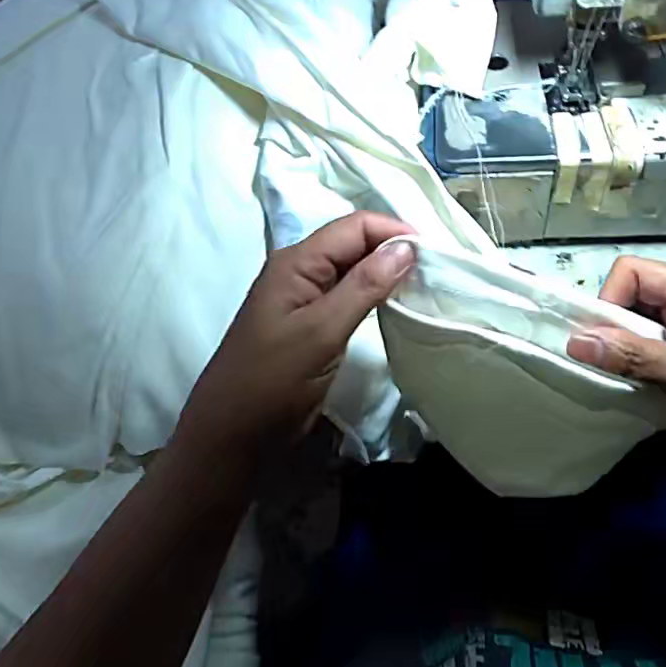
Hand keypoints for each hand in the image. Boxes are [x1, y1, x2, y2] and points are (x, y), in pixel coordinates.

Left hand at [176, 212, 416, 458]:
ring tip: (423, 284)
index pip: (355, 226)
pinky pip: (349, 292)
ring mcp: (305, 295)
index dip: (394, 231)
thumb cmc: (271, 382)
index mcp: (297, 261)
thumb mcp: (321, 332)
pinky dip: (376, 292)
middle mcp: (300, 269)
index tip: (434, 253)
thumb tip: (408, 247)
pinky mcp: (312, 320)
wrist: (230, 440)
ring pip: (354, 267)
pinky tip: (397, 303)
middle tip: (435, 270)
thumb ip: (364, 286)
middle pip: (355, 242)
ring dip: (387, 270)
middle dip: (394, 248)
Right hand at [567, 256, 665, 470]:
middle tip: (600, 362)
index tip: (599, 339)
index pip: (634, 272)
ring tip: (611, 376)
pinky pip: (641, 351)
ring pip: (632, 325)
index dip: (610, 298)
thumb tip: (576, 341)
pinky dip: (628, 366)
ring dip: (617, 348)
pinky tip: (626, 386)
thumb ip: (638, 356)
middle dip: (609, 326)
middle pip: (629, 296)